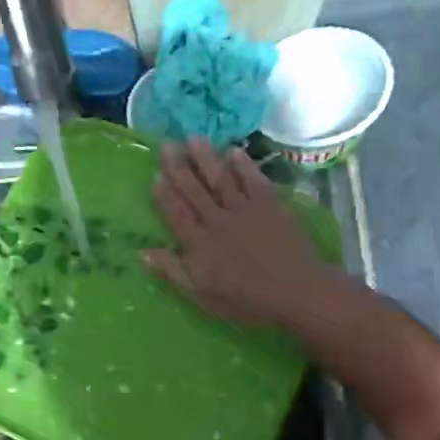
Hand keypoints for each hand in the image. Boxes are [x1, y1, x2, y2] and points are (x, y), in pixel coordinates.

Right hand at [144, 138, 344, 326]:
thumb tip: (143, 252)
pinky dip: (242, 165)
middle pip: (194, 190)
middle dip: (179, 167)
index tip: (155, 176)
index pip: (176, 214)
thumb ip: (173, 272)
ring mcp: (244, 209)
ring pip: (220, 179)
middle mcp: (217, 220)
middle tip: (167, 145)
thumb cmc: (246, 301)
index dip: (164, 195)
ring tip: (193, 138)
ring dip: (206, 158)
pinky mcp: (270, 204)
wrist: (295, 291)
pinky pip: (253, 179)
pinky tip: (233, 152)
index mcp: (199, 244)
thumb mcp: (202, 296)